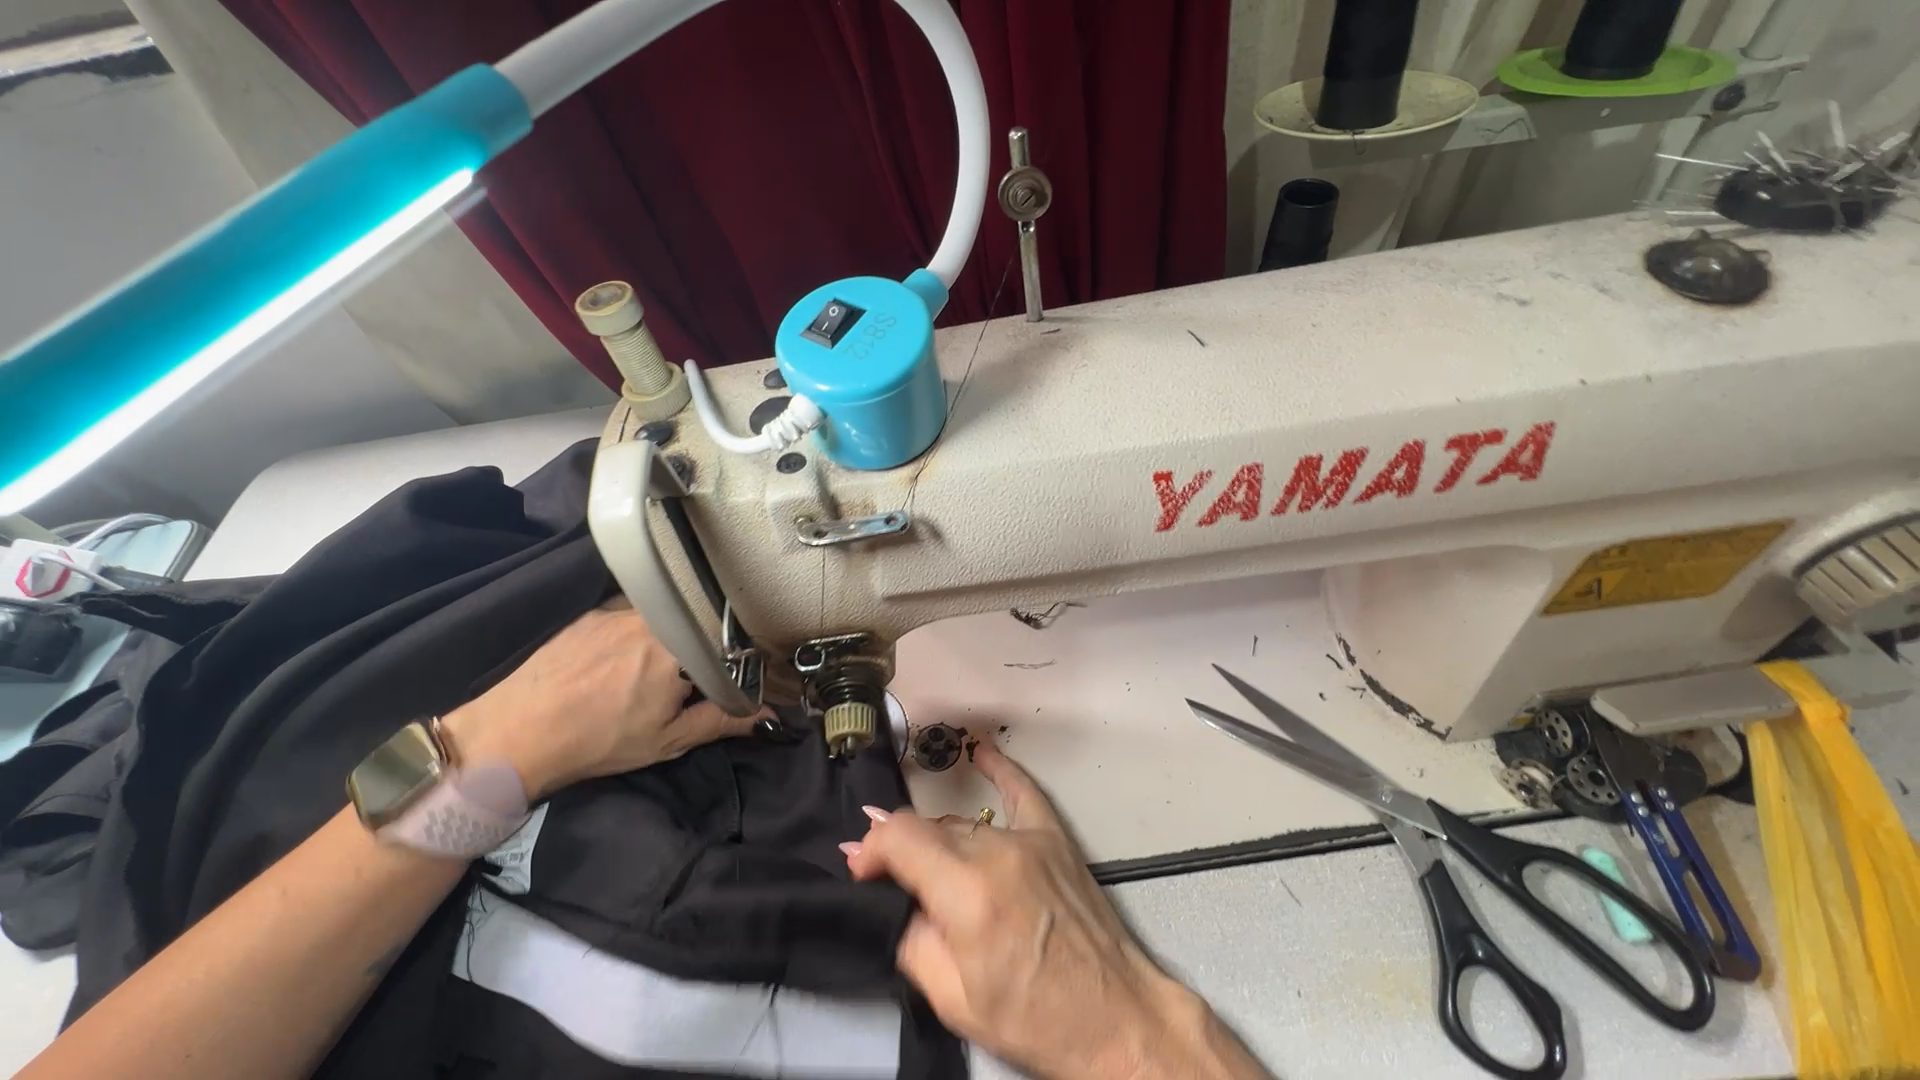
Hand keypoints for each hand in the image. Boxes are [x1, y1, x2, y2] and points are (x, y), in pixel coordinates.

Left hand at [443, 600, 763, 799]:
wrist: (516, 732)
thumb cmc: (598, 740)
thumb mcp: (667, 739)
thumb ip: (722, 721)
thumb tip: (766, 715)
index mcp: (679, 648)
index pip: (728, 643)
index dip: (735, 661)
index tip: (731, 679)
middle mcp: (652, 619)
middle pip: (695, 624)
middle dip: (699, 648)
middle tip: (689, 679)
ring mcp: (618, 610)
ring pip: (663, 617)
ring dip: (668, 638)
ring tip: (651, 670)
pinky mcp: (591, 613)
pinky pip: (630, 614)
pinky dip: (636, 632)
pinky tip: (620, 660)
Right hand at [844, 743, 1268, 1079]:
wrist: (1115, 1019)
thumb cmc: (1032, 1020)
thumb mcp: (951, 997)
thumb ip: (908, 935)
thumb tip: (885, 892)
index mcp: (967, 892)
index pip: (898, 838)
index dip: (869, 851)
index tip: (858, 872)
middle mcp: (997, 852)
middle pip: (927, 828)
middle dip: (897, 850)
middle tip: (882, 879)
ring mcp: (1030, 840)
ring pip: (961, 823)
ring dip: (934, 839)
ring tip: (921, 865)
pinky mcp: (1055, 839)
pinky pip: (1021, 791)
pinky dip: (998, 768)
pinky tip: (977, 749)